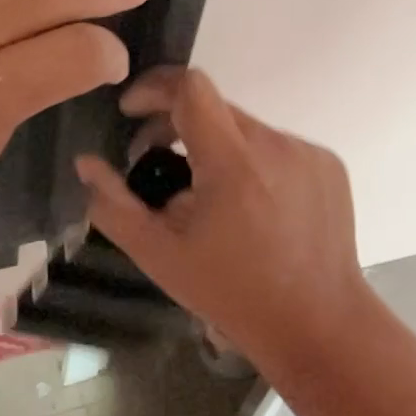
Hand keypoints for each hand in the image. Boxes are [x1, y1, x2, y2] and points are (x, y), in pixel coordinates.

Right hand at [78, 66, 367, 362]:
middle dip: (175, 123)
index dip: (153, 87)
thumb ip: (114, 205)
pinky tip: (248, 206)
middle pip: (213, 107)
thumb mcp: (159, 256)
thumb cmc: (233, 293)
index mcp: (232, 162)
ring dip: (214, 145)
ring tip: (203, 193)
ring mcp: (307, 153)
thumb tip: (86, 163)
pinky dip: (251, 162)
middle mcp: (274, 144)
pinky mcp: (328, 165)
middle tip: (153, 159)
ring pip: (243, 127)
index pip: (190, 87)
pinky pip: (275, 146)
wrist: (321, 327)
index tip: (131, 110)